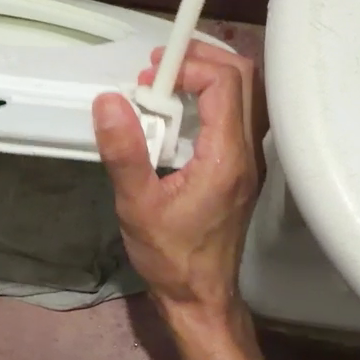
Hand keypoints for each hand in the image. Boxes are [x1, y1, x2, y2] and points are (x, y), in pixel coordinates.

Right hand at [93, 41, 269, 359]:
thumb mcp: (137, 207)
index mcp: (226, 159)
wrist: (200, 298)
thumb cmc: (170, 258)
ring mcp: (250, 165)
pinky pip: (240, 120)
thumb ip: (125, 153)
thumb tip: (110, 101)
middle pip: (245, 81)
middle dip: (204, 61)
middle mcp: (248, 155)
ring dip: (212, 80)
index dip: (191, 65)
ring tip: (170, 85)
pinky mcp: (241, 174)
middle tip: (162, 69)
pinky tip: (182, 116)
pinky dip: (215, 102)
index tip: (153, 74)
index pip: (225, 84)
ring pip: (248, 99)